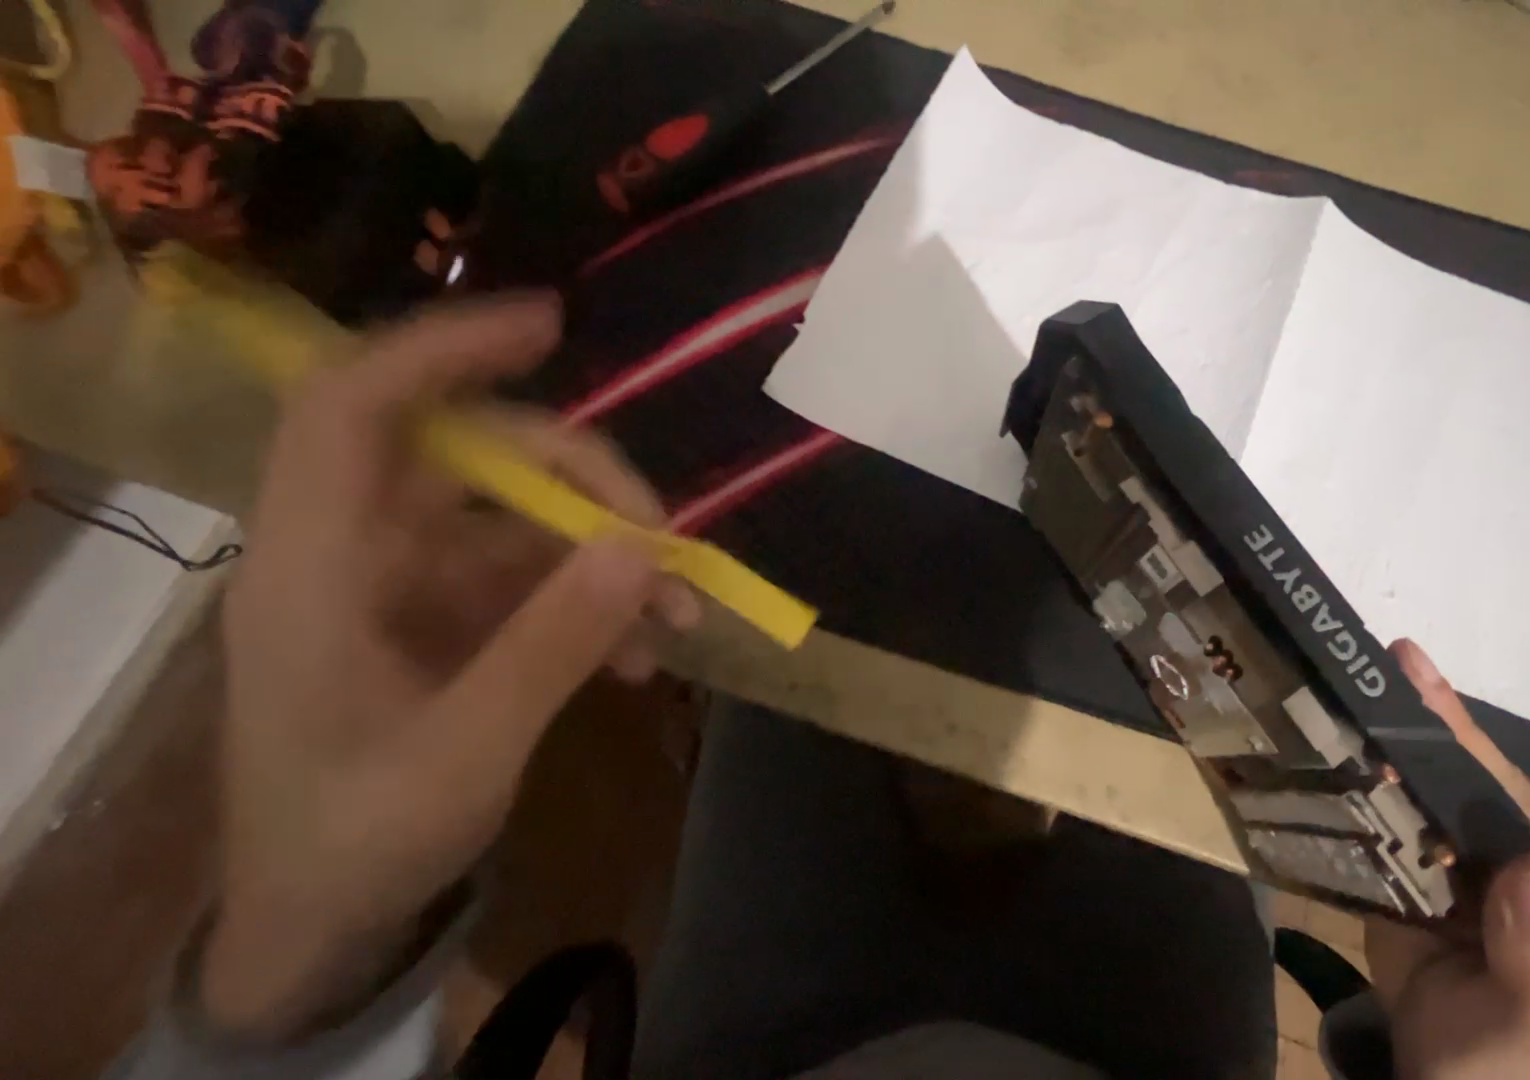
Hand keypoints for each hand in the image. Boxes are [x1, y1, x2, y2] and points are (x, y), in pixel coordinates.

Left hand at [202, 296, 699, 1037]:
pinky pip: (538, 579)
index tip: (551, 329)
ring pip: (524, 522)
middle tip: (668, 544)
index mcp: (318, 566)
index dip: (443, 350)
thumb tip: (644, 550)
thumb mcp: (466, 752)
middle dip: (587, 490)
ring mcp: (410, 584)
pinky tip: (642, 657)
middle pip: (478, 461)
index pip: (356, 409)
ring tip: (681, 617)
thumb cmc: (360, 837)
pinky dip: (597, 603)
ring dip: (610, 558)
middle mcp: (361, 552)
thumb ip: (554, 645)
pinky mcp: (451, 618)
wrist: (323, 920)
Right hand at [1364, 640, 1529, 1079]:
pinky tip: (1350, 727)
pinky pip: (1418, 802)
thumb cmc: (1497, 1060)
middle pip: (1482, 780)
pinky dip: (1384, 767)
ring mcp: (1505, 853)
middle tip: (1365, 664)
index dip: (1461, 739)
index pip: (1519, 799)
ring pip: (1447, 784)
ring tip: (1350, 680)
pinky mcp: (1459, 857)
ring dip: (1399, 736)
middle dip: (1425, 723)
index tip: (1407, 669)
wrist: (1449, 1076)